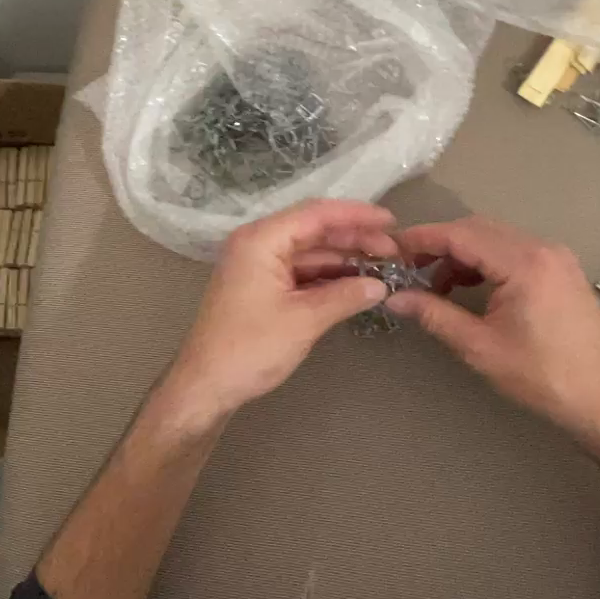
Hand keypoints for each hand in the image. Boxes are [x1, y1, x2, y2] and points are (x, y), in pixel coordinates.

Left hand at [159, 199, 396, 426]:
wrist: (206, 384)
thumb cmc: (250, 348)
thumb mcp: (304, 320)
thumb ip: (344, 296)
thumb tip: (379, 285)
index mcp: (261, 239)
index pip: (316, 214)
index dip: (357, 215)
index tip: (392, 222)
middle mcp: (257, 243)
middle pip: (313, 230)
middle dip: (354, 238)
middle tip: (394, 251)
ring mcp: (257, 265)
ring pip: (308, 252)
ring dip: (343, 259)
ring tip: (382, 268)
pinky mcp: (260, 286)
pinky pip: (299, 271)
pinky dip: (326, 276)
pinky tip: (355, 284)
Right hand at [387, 217, 599, 521]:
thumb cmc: (544, 378)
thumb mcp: (480, 348)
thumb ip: (434, 315)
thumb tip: (393, 298)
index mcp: (524, 263)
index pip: (460, 234)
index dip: (420, 239)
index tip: (388, 251)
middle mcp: (542, 248)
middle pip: (476, 229)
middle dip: (437, 245)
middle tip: (403, 268)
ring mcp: (555, 257)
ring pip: (493, 238)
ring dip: (459, 254)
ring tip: (431, 284)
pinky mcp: (560, 270)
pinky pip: (510, 251)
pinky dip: (482, 262)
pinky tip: (464, 288)